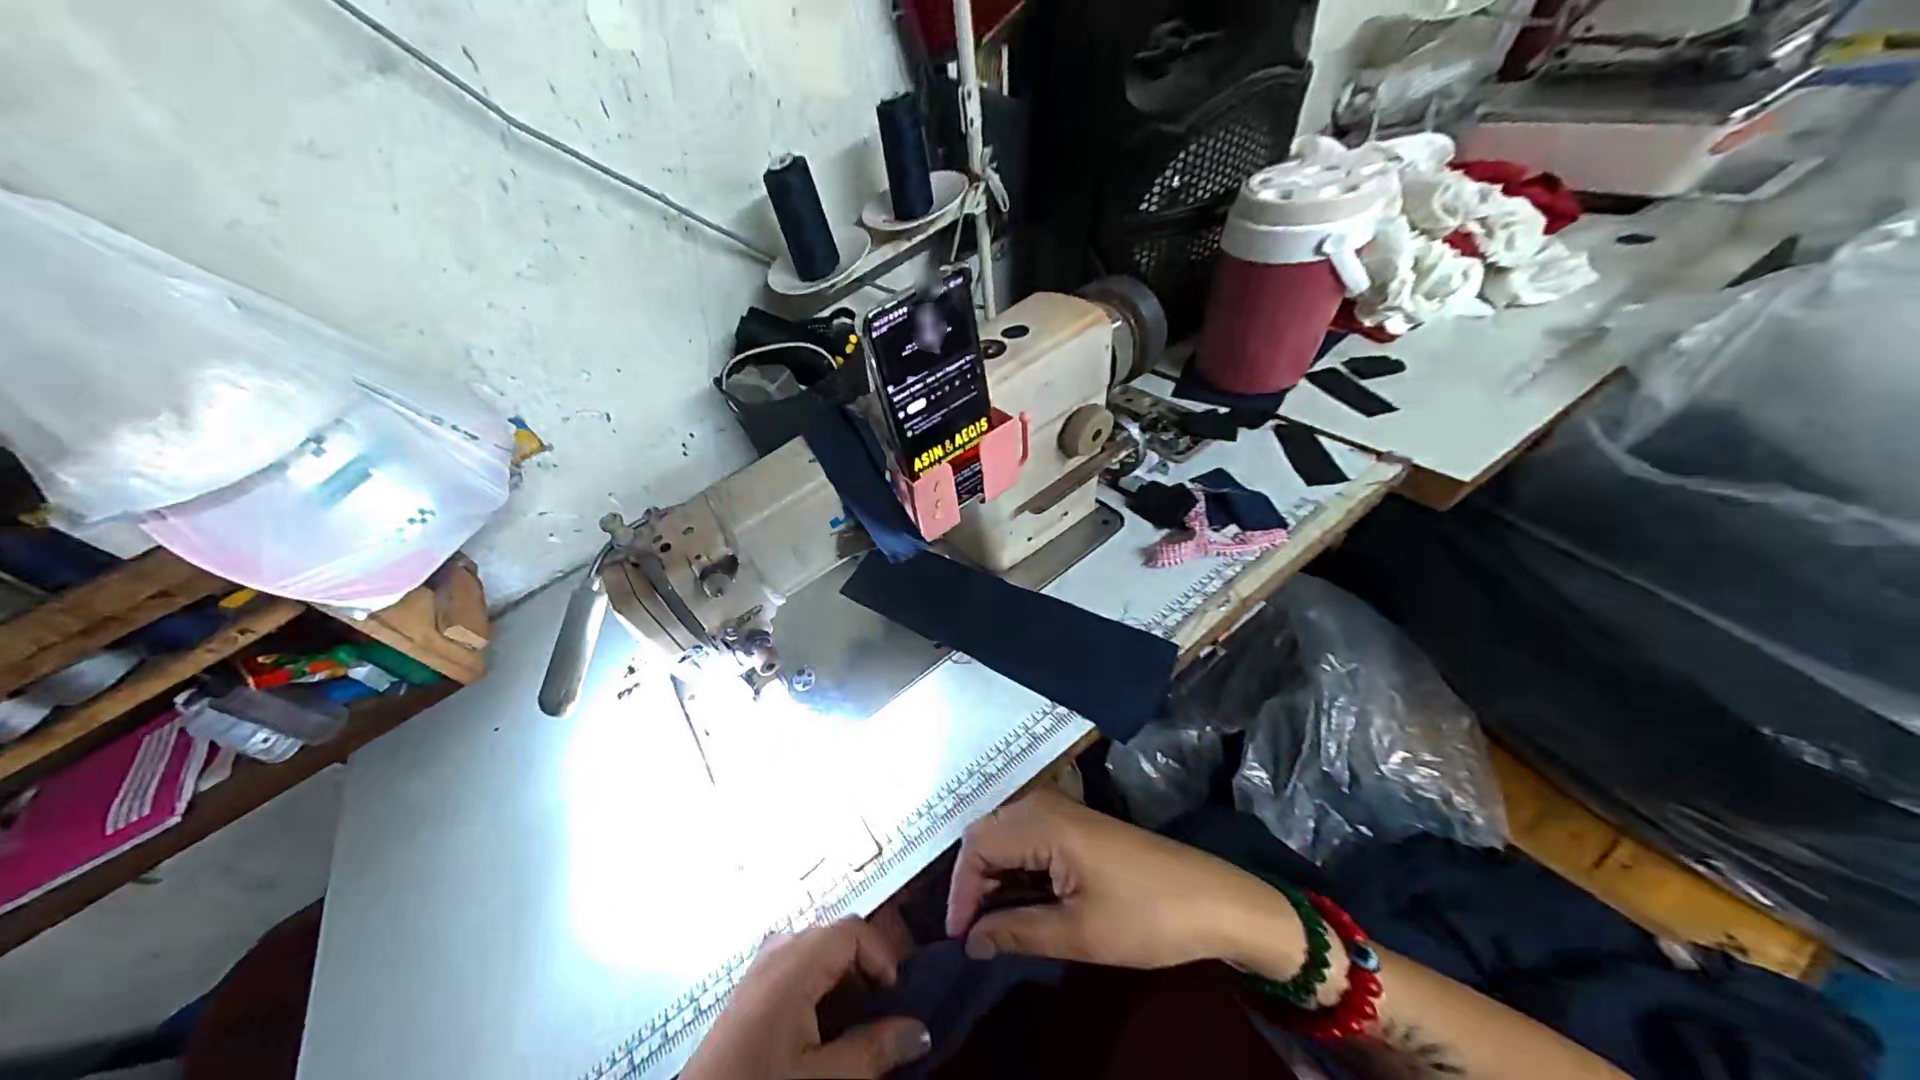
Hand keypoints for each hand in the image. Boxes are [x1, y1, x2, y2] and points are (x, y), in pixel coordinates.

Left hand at [680, 919, 932, 1079]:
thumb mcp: (823, 1078)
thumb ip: (874, 1051)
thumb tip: (917, 1031)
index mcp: (792, 962)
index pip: (853, 929)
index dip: (883, 957)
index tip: (895, 997)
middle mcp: (774, 954)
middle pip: (836, 937)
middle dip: (866, 969)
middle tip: (883, 1010)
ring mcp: (758, 971)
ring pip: (817, 953)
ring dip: (844, 981)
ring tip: (856, 1024)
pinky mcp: (750, 992)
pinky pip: (797, 969)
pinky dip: (821, 989)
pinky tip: (822, 1030)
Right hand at [946, 789, 1309, 976]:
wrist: (1215, 900)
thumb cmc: (1147, 916)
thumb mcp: (1079, 933)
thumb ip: (1017, 932)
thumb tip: (971, 941)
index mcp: (1043, 821)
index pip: (976, 846)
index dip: (960, 892)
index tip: (961, 939)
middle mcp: (1045, 804)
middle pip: (986, 835)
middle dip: (972, 883)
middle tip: (974, 933)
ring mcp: (1062, 812)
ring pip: (1005, 836)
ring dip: (993, 878)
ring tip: (994, 925)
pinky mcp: (1076, 826)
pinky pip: (1028, 839)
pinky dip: (1016, 870)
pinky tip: (1021, 904)